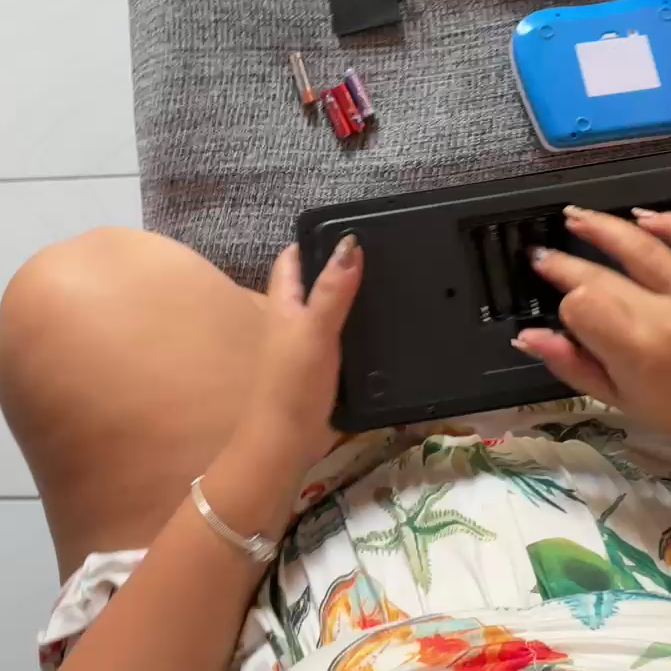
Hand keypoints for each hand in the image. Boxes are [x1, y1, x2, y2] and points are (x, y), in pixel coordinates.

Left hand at [241, 236, 363, 474]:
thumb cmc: (295, 381)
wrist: (286, 441)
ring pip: (327, 309)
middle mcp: (291, 318)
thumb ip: (333, 289)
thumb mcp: (316, 329)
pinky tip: (381, 329)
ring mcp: (305, 344)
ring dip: (349, 298)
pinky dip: (356, 328)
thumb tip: (349, 243)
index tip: (349, 229)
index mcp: (283, 302)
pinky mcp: (319, 367)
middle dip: (337, 267)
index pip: (293, 258)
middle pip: (312, 282)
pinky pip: (339, 336)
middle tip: (379, 254)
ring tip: (387, 284)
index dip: (314, 241)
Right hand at [514, 207, 670, 471]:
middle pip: (600, 276)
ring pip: (642, 246)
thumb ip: (569, 363)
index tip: (562, 309)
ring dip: (601, 227)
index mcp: (638, 353)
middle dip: (564, 263)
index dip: (566, 305)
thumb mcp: (615, 398)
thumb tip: (524, 336)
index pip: (580, 306)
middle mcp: (668, 318)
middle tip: (541, 255)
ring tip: (574, 217)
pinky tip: (640, 215)